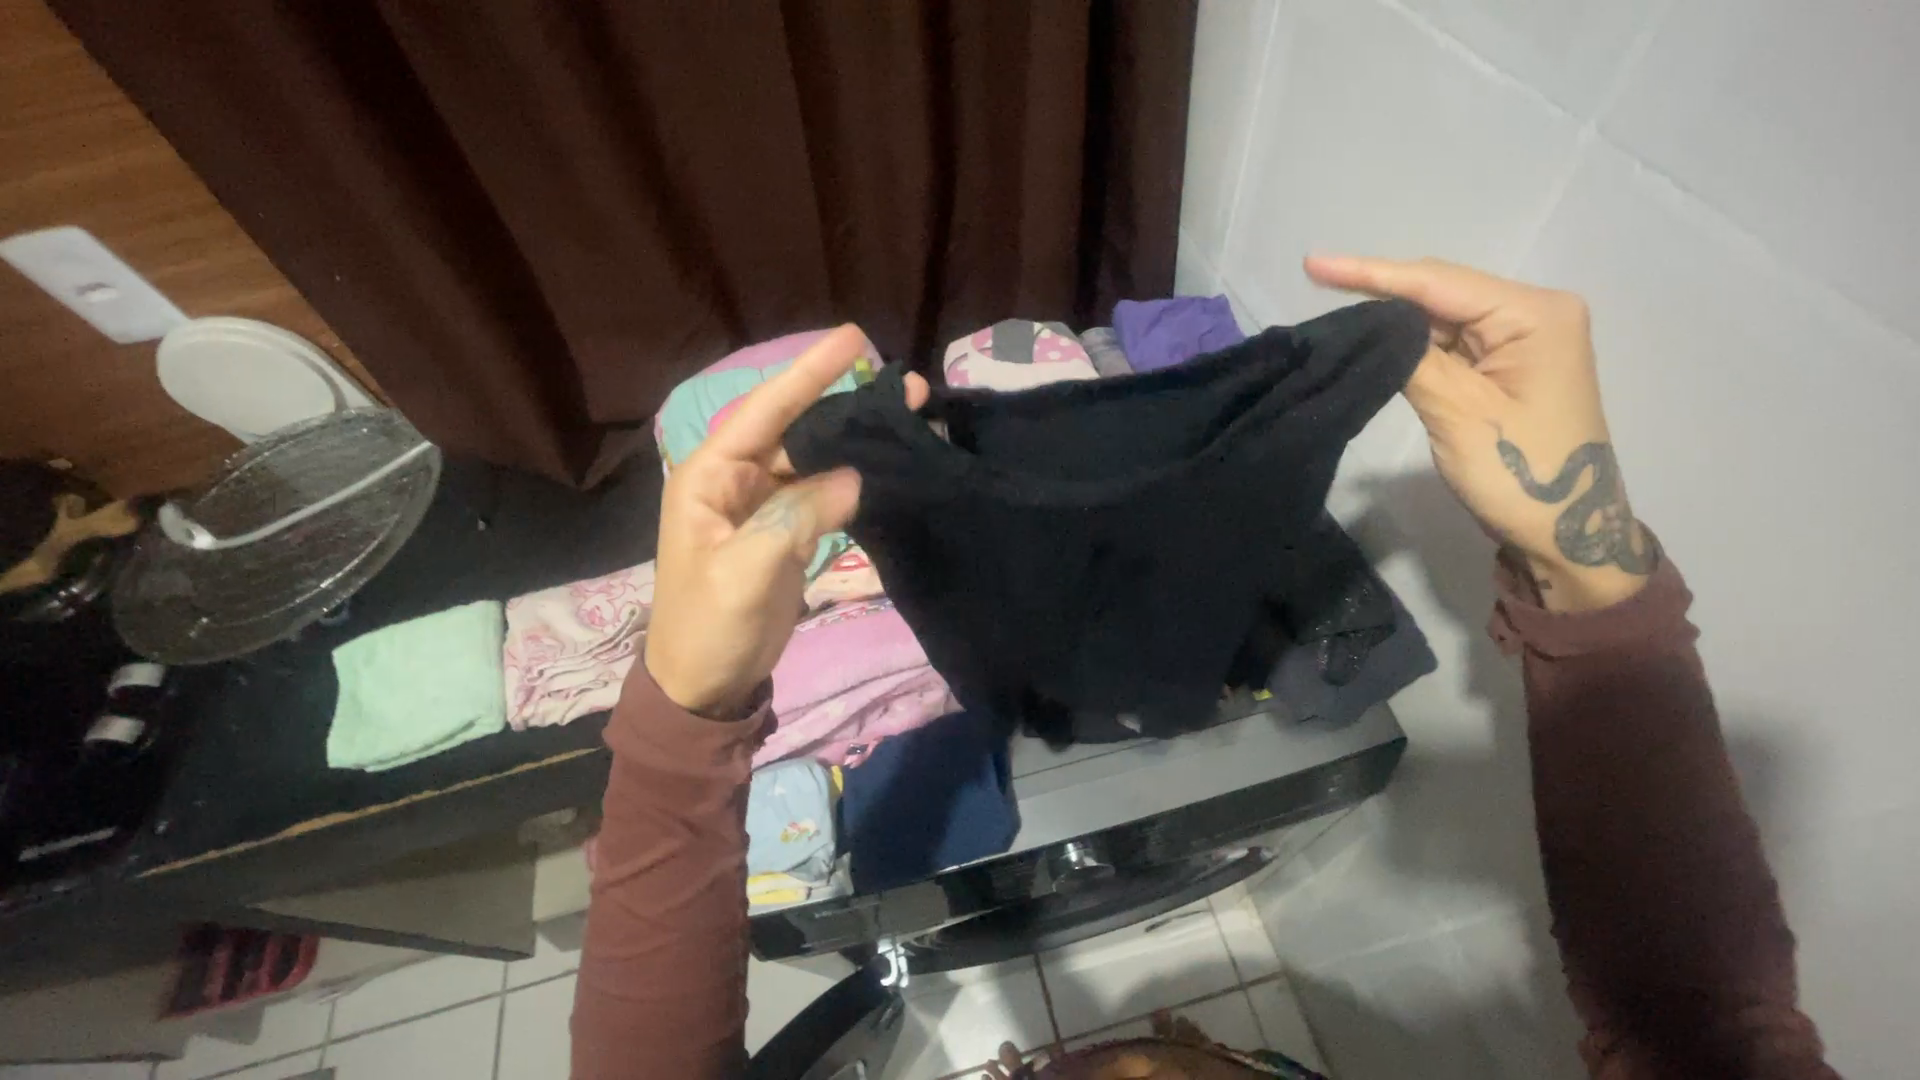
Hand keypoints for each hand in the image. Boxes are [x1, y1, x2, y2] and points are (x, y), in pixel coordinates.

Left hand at [644, 326, 929, 715]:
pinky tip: (883, 466)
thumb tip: (852, 477)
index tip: (854, 339)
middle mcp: (734, 479)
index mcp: (709, 476)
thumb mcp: (745, 572)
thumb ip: (795, 517)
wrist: (705, 684)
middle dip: (843, 402)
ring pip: (812, 458)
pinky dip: (852, 478)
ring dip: (853, 439)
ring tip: (905, 418)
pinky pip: (820, 492)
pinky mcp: (783, 531)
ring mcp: (761, 505)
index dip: (808, 373)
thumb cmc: (710, 626)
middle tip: (903, 385)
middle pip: (793, 426)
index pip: (764, 410)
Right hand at [1305, 255, 1652, 611]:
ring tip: (1332, 310)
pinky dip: (1407, 344)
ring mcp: (1519, 340)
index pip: (1437, 283)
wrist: (1565, 532)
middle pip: (1439, 292)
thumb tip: (1370, 324)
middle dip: (1378, 289)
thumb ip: (1413, 360)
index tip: (1313, 263)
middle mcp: (1532, 314)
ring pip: (1439, 317)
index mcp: (1533, 315)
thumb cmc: (1520, 473)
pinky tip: (1371, 339)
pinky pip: (1447, 342)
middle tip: (1314, 282)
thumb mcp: (1459, 414)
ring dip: (1389, 319)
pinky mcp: (1504, 366)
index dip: (1370, 273)